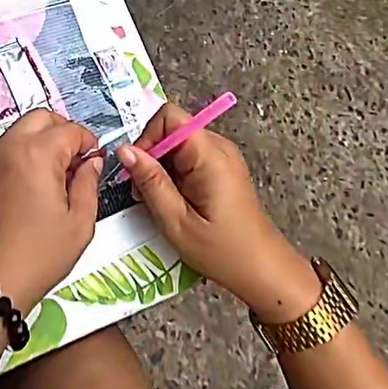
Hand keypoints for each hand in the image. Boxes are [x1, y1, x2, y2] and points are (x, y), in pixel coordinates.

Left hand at [0, 109, 102, 308]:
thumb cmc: (33, 258)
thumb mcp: (79, 224)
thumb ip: (89, 184)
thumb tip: (92, 164)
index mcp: (36, 154)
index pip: (70, 130)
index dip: (88, 141)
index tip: (95, 158)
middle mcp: (8, 148)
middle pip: (40, 118)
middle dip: (62, 130)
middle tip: (76, 159)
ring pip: (20, 131)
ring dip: (40, 141)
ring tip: (55, 177)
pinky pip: (4, 150)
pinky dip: (21, 154)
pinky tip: (32, 187)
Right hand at [118, 102, 321, 322]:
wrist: (263, 271)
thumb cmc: (221, 251)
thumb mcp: (176, 221)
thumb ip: (150, 181)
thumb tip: (124, 150)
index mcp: (210, 155)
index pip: (169, 117)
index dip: (147, 137)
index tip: (139, 170)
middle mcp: (218, 147)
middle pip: (171, 129)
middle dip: (150, 156)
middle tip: (144, 193)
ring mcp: (222, 156)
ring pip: (176, 143)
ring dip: (160, 167)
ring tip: (160, 201)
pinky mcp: (221, 167)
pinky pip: (187, 156)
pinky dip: (172, 174)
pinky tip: (174, 200)